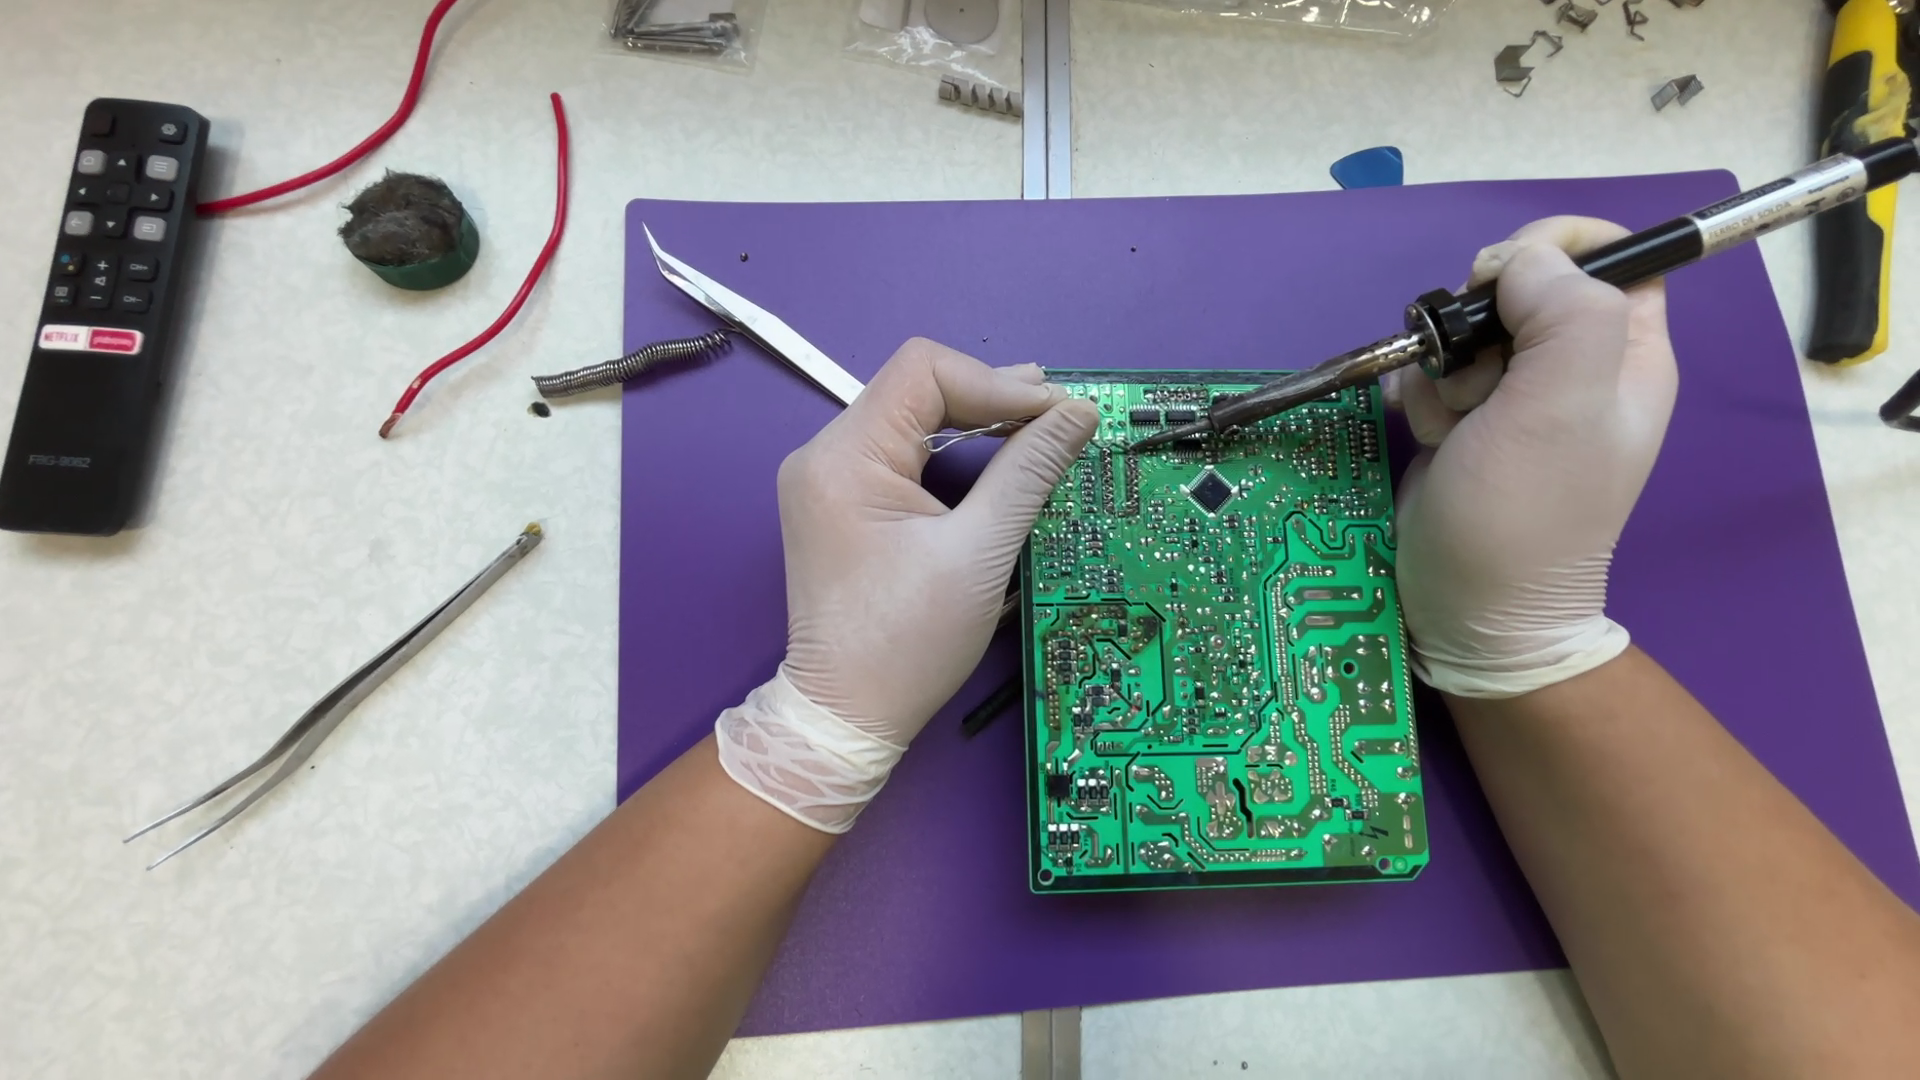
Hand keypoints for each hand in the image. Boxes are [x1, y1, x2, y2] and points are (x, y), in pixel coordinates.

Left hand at [715, 338, 1098, 830]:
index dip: (996, 382)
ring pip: (909, 418)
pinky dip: (951, 450)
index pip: (923, 371)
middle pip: (915, 389)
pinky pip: (900, 453)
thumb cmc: (910, 642)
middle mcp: (825, 454)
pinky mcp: (840, 503)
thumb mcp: (980, 552)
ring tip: (1037, 424)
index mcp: (846, 456)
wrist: (846, 714)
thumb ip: (1028, 470)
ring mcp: (828, 478)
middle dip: (990, 396)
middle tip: (1058, 414)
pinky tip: (994, 455)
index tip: (1055, 413)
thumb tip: (1079, 412)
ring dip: (974, 419)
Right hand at [1386, 217, 1678, 697]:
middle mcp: (1569, 370)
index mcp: (1620, 353)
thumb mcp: (1562, 407)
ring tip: (1450, 424)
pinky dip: (1419, 397)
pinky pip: (1430, 377)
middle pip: (1518, 293)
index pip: (1608, 257)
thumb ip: (1562, 313)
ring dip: (1440, 369)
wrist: (1468, 600)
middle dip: (1476, 324)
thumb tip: (1516, 261)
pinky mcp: (1459, 425)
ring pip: (1463, 337)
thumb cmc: (1523, 508)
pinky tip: (1427, 434)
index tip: (1494, 285)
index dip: (1549, 252)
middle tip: (1472, 376)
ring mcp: (1509, 401)